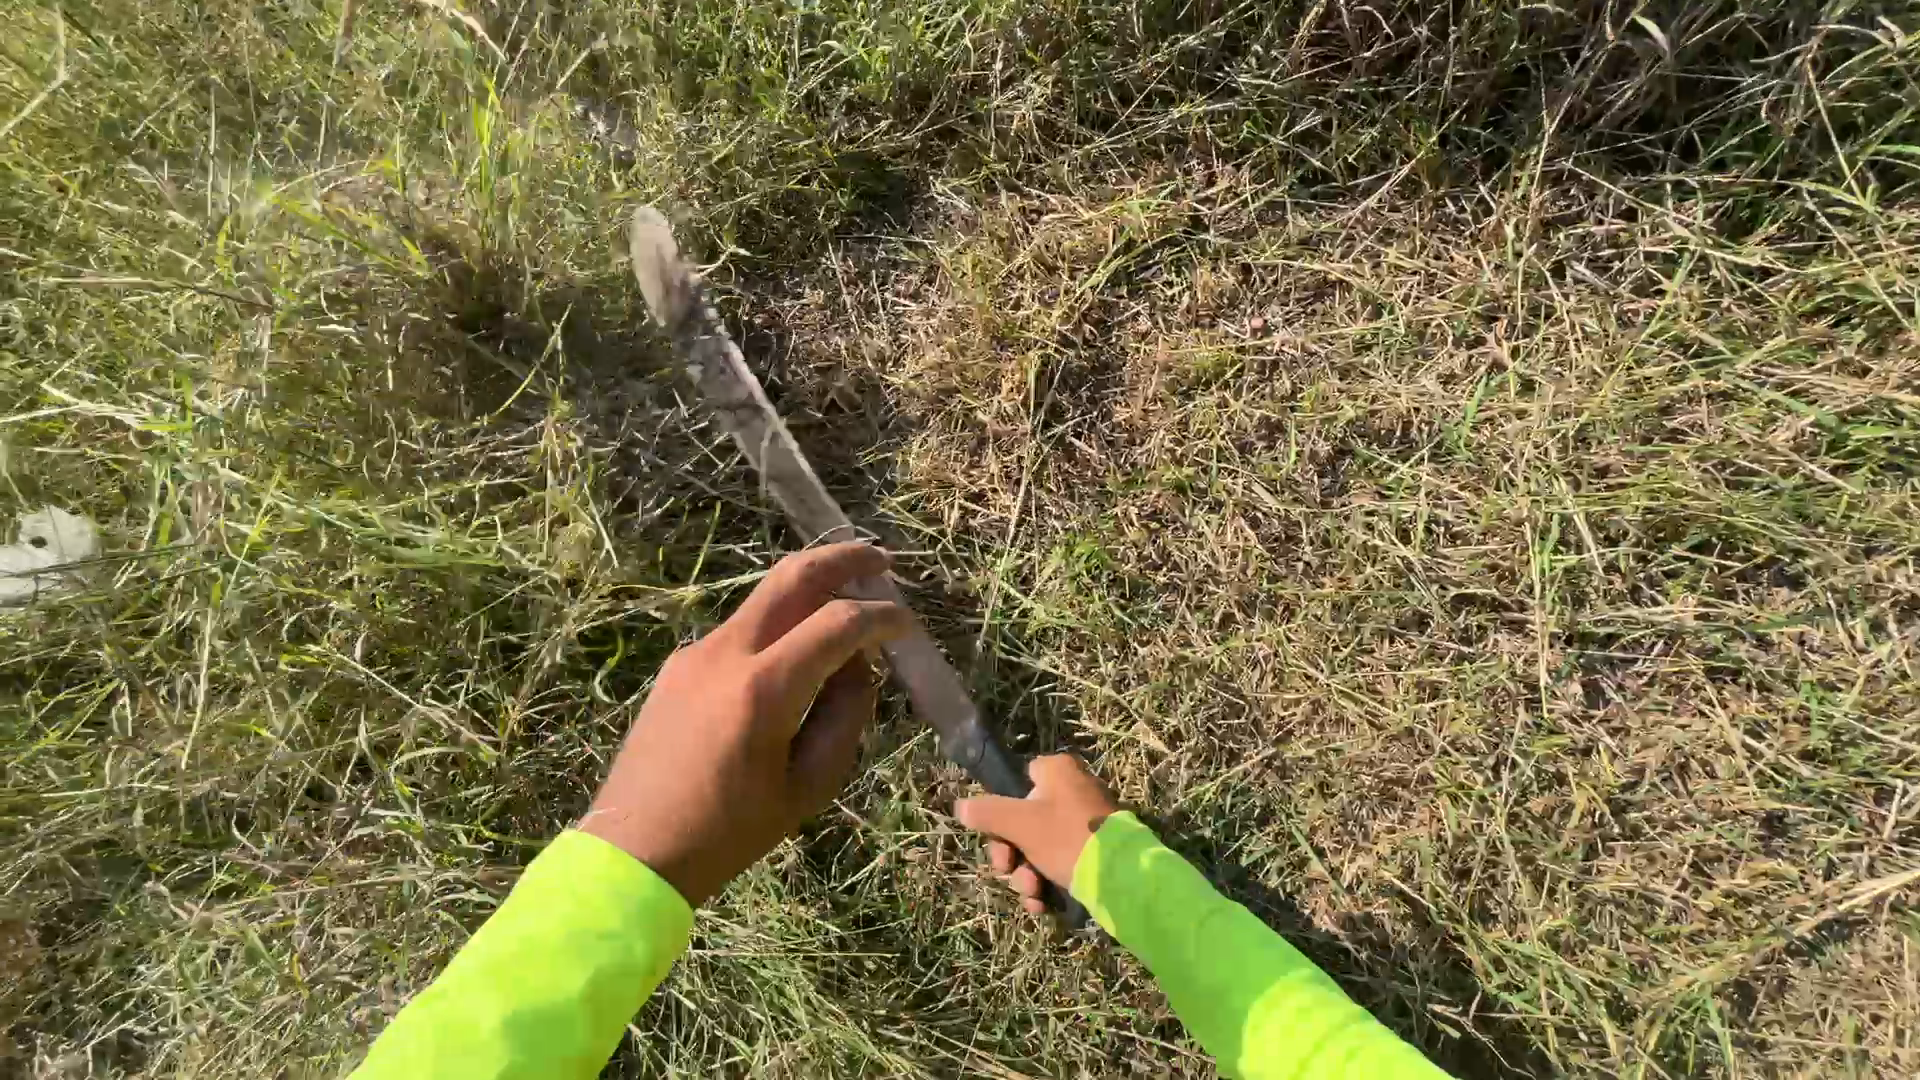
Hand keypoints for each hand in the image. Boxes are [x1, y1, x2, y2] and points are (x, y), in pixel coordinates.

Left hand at [580, 543, 911, 905]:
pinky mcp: (680, 663)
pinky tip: (797, 653)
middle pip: (792, 577)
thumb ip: (845, 716)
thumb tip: (858, 667)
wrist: (633, 852)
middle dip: (843, 559)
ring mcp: (697, 652)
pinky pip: (743, 629)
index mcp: (763, 690)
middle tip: (880, 559)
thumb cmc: (729, 831)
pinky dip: (781, 625)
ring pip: (765, 597)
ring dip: (811, 588)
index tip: (906, 623)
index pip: (837, 624)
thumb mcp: (809, 787)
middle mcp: (726, 653)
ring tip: (847, 601)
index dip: (881, 616)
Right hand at [955, 754, 1118, 913]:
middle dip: (1010, 853)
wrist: (1121, 878)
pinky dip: (1045, 884)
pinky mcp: (1093, 852)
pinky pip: (1058, 863)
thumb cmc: (1066, 838)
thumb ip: (987, 813)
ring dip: (1025, 874)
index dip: (1004, 809)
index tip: (997, 834)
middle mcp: (1072, 791)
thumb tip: (960, 807)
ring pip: (1038, 848)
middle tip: (1007, 869)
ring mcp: (1084, 823)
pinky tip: (1041, 905)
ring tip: (1031, 892)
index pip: (1020, 781)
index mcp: (1058, 772)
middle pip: (1023, 820)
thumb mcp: (1019, 824)